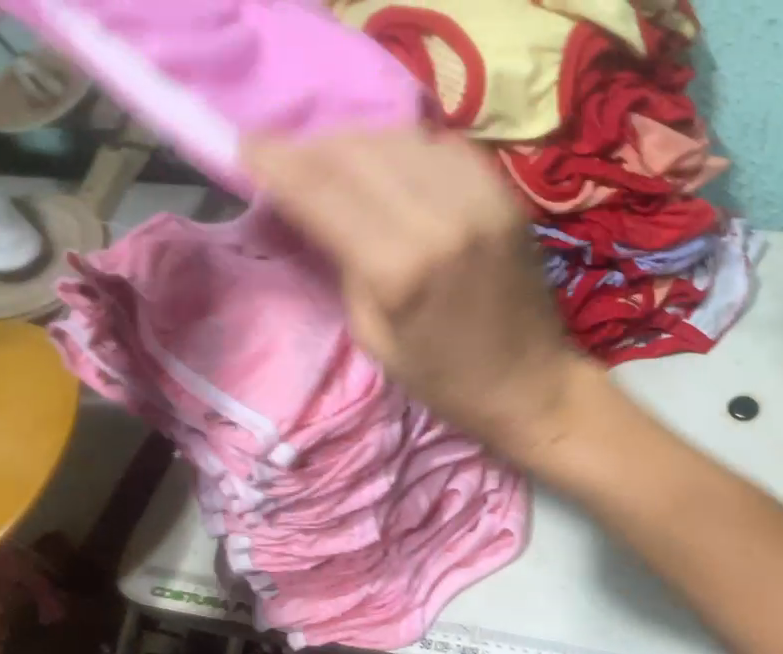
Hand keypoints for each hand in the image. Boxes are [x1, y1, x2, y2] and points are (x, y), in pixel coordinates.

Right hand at [244, 131, 589, 462]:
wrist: (535, 385)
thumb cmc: (448, 380)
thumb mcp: (374, 337)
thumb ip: (341, 262)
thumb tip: (311, 205)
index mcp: (399, 267)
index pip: (318, 186)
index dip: (273, 159)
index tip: (247, 148)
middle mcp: (440, 220)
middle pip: (355, 148)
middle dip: (314, 149)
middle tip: (298, 166)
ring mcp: (480, 200)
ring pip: (398, 137)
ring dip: (360, 146)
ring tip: (345, 170)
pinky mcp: (506, 195)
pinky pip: (442, 147)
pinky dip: (410, 151)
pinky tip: (400, 175)